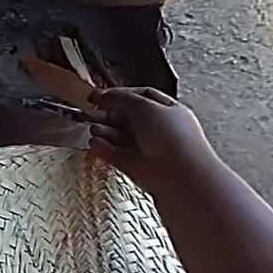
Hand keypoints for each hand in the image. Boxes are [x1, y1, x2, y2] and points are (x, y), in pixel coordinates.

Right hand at [88, 89, 219, 195]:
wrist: (182, 178)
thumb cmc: (171, 138)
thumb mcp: (145, 107)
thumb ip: (122, 99)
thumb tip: (104, 95)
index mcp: (168, 111)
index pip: (142, 96)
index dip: (121, 94)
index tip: (100, 95)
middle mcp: (159, 130)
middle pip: (129, 117)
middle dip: (109, 114)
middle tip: (90, 112)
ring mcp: (149, 150)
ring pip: (122, 138)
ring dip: (105, 132)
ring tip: (92, 130)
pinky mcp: (138, 169)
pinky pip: (118, 156)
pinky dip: (105, 150)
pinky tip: (94, 145)